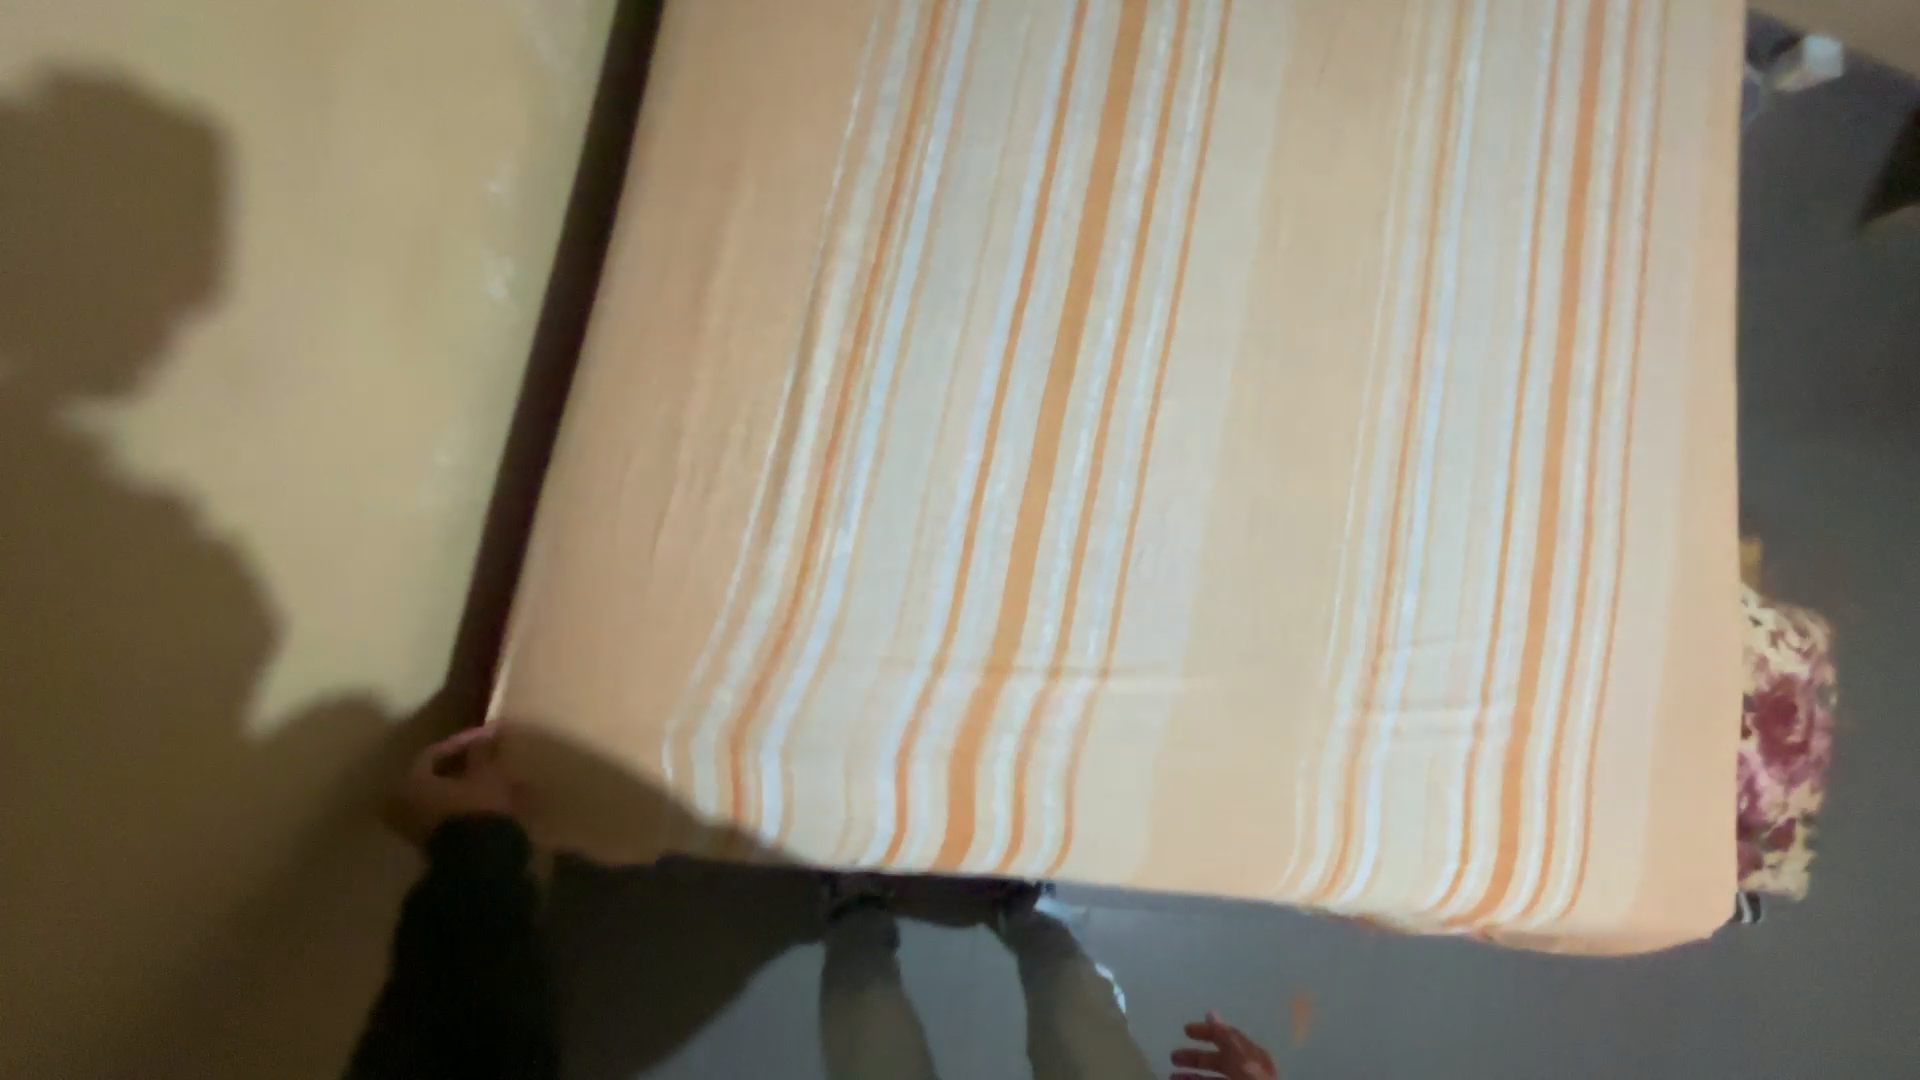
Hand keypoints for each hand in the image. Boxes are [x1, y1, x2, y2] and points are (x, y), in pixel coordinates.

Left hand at [384, 728, 518, 845]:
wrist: (476, 856)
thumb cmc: (476, 806)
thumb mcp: (485, 773)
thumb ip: (481, 751)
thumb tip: (485, 734)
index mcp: (408, 782)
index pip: (434, 753)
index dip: (463, 741)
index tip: (487, 735)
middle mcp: (400, 802)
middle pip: (431, 773)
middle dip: (459, 762)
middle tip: (483, 752)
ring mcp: (408, 824)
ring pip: (435, 793)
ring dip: (458, 781)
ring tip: (485, 773)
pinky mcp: (423, 839)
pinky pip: (438, 809)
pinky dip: (456, 798)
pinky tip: (479, 794)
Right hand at [1171, 1011, 1278, 1079]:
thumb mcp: (1241, 1059)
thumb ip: (1225, 1036)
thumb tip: (1210, 1011)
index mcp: (1252, 1057)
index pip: (1226, 1037)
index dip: (1206, 1031)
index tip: (1185, 1030)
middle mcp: (1245, 1073)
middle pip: (1217, 1061)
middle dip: (1194, 1058)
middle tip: (1173, 1057)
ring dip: (1191, 1078)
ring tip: (1171, 1078)